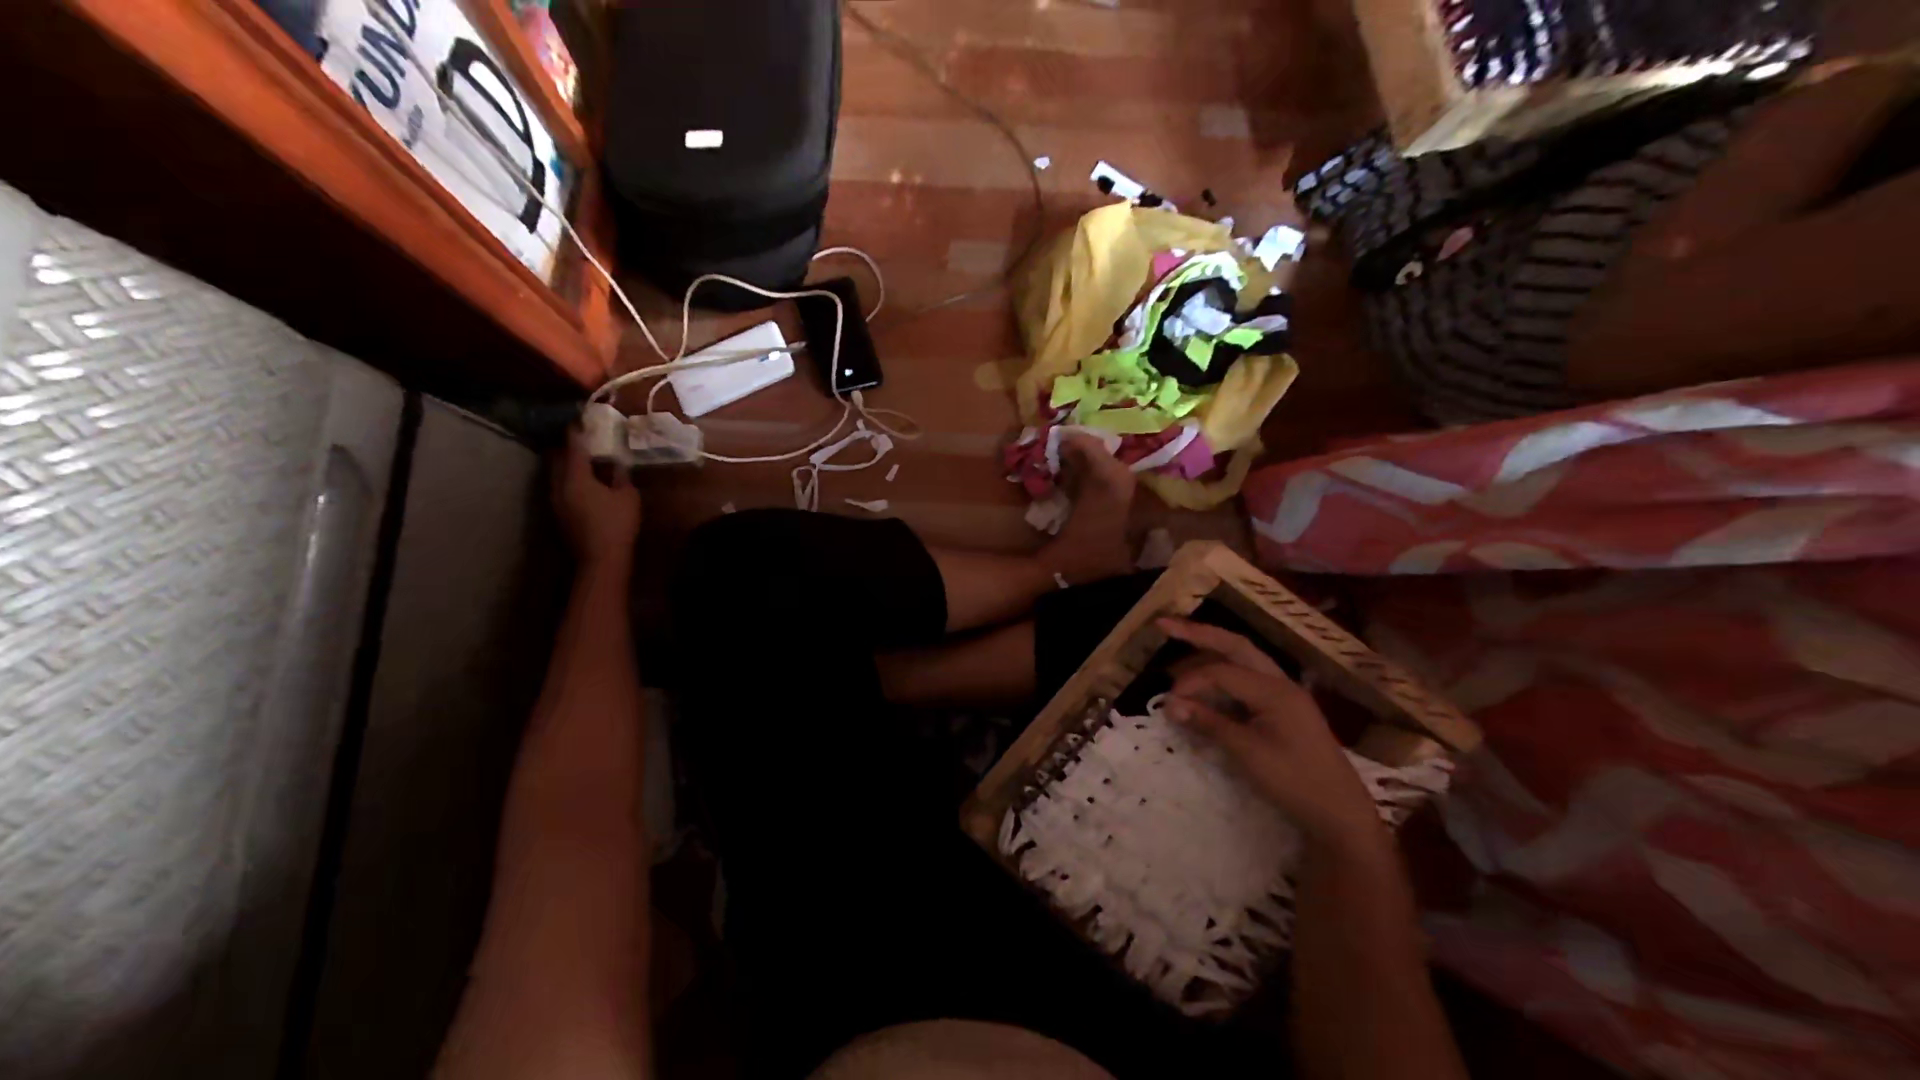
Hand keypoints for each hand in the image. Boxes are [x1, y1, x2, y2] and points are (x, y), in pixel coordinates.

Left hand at [553, 428, 641, 567]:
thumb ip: (620, 476)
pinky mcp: (558, 513)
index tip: (581, 419)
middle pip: (556, 458)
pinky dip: (568, 479)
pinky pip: (559, 487)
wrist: (601, 560)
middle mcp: (559, 485)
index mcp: (576, 477)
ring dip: (566, 464)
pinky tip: (584, 483)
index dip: (577, 431)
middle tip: (582, 439)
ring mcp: (555, 501)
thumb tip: (616, 464)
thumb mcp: (628, 496)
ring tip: (583, 460)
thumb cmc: (618, 525)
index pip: (573, 446)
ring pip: (555, 474)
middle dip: (567, 446)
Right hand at [1158, 618, 1384, 852]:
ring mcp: (1284, 694)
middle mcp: (1280, 683)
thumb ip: (1210, 724)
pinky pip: (1249, 679)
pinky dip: (1224, 674)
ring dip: (1212, 650)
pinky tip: (1207, 679)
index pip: (1222, 671)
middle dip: (1199, 634)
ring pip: (1244, 659)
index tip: (1169, 703)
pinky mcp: (1283, 709)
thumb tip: (1171, 705)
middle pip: (1236, 646)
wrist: (1340, 813)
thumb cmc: (1295, 782)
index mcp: (1275, 690)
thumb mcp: (1248, 754)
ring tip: (1180, 644)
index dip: (1191, 682)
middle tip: (1164, 624)